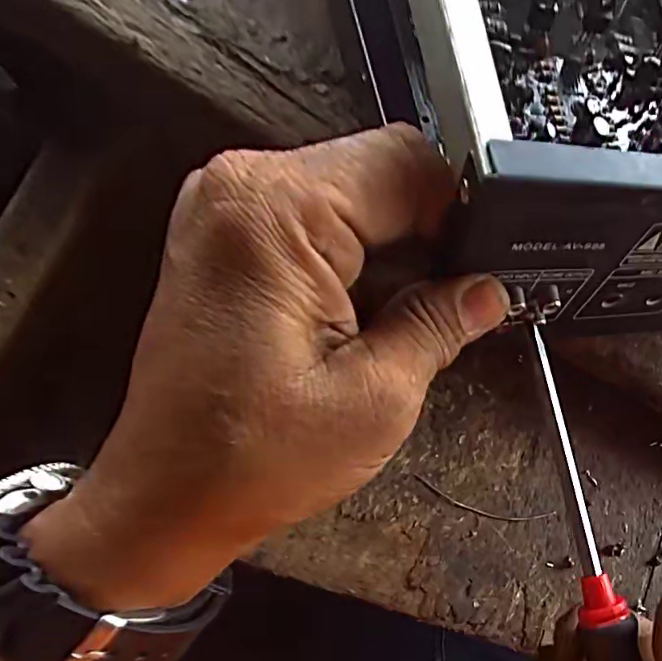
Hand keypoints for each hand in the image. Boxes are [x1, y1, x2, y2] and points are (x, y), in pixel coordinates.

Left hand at [21, 125, 510, 607]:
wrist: (176, 495)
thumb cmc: (255, 457)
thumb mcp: (380, 395)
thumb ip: (440, 326)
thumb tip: (486, 291)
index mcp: (278, 215)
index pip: (407, 165)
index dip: (462, 219)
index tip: (484, 275)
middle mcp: (243, 194)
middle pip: (382, 174)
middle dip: (433, 239)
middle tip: (455, 313)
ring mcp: (231, 217)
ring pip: (359, 203)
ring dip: (400, 259)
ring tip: (409, 331)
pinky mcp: (234, 248)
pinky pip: (325, 230)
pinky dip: (366, 269)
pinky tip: (374, 326)